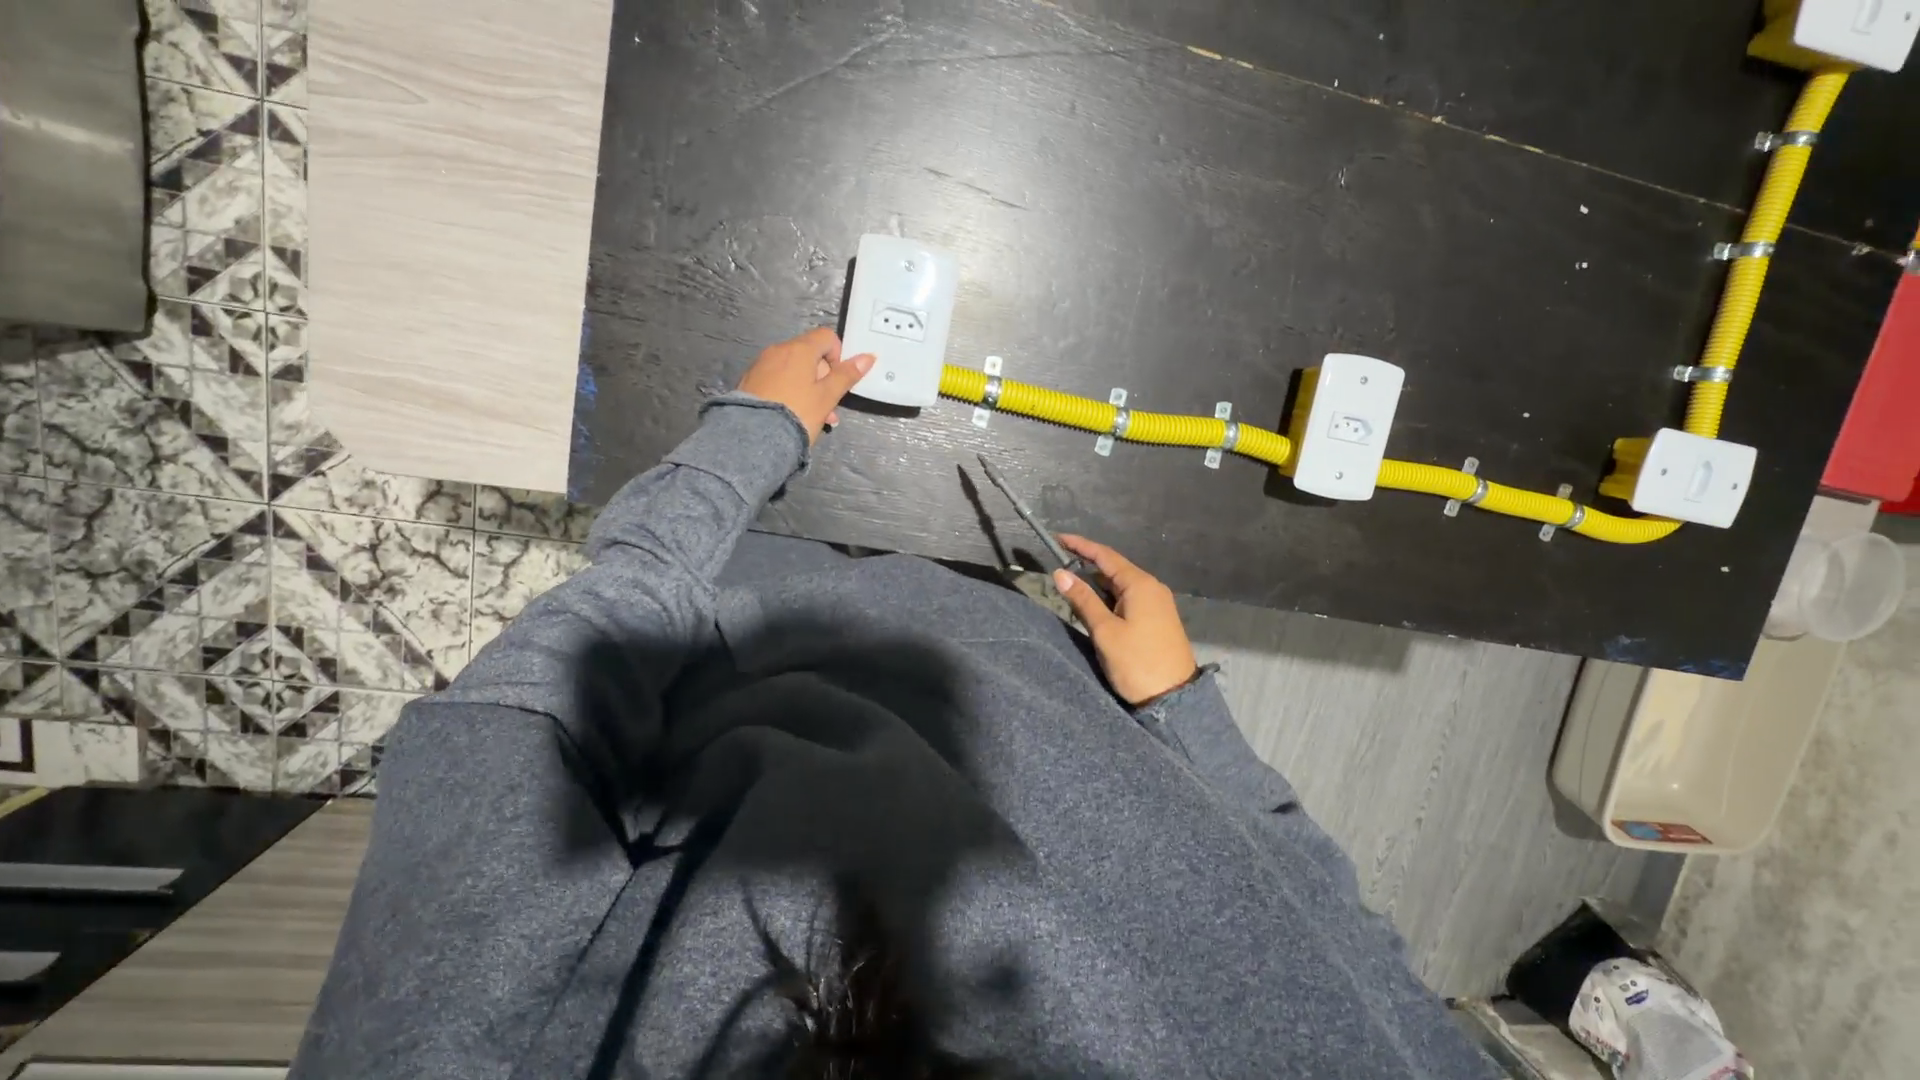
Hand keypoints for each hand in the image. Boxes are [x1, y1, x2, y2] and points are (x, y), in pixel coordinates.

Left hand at [736, 328, 874, 443]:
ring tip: (814, 417)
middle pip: (810, 354)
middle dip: (824, 378)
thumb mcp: (827, 397)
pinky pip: (777, 379)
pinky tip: (791, 415)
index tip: (837, 380)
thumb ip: (846, 376)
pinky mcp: (749, 380)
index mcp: (799, 349)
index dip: (838, 356)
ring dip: (809, 388)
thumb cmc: (797, 413)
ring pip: (794, 370)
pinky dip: (789, 391)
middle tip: (829, 407)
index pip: (826, 337)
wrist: (753, 436)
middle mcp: (778, 350)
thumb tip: (868, 357)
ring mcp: (761, 364)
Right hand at [1052, 535, 1199, 705]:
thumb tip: (1060, 573)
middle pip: (1114, 569)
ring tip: (1071, 587)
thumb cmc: (1136, 662)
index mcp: (1140, 585)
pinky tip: (1095, 606)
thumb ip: (1083, 600)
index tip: (1058, 538)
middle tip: (1059, 567)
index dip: (1081, 546)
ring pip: (1121, 585)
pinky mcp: (1157, 619)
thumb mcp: (1105, 631)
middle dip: (1087, 566)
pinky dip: (1109, 598)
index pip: (1106, 556)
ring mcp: (1157, 604)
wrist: (1173, 698)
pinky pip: (1129, 599)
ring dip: (1097, 585)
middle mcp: (1152, 588)